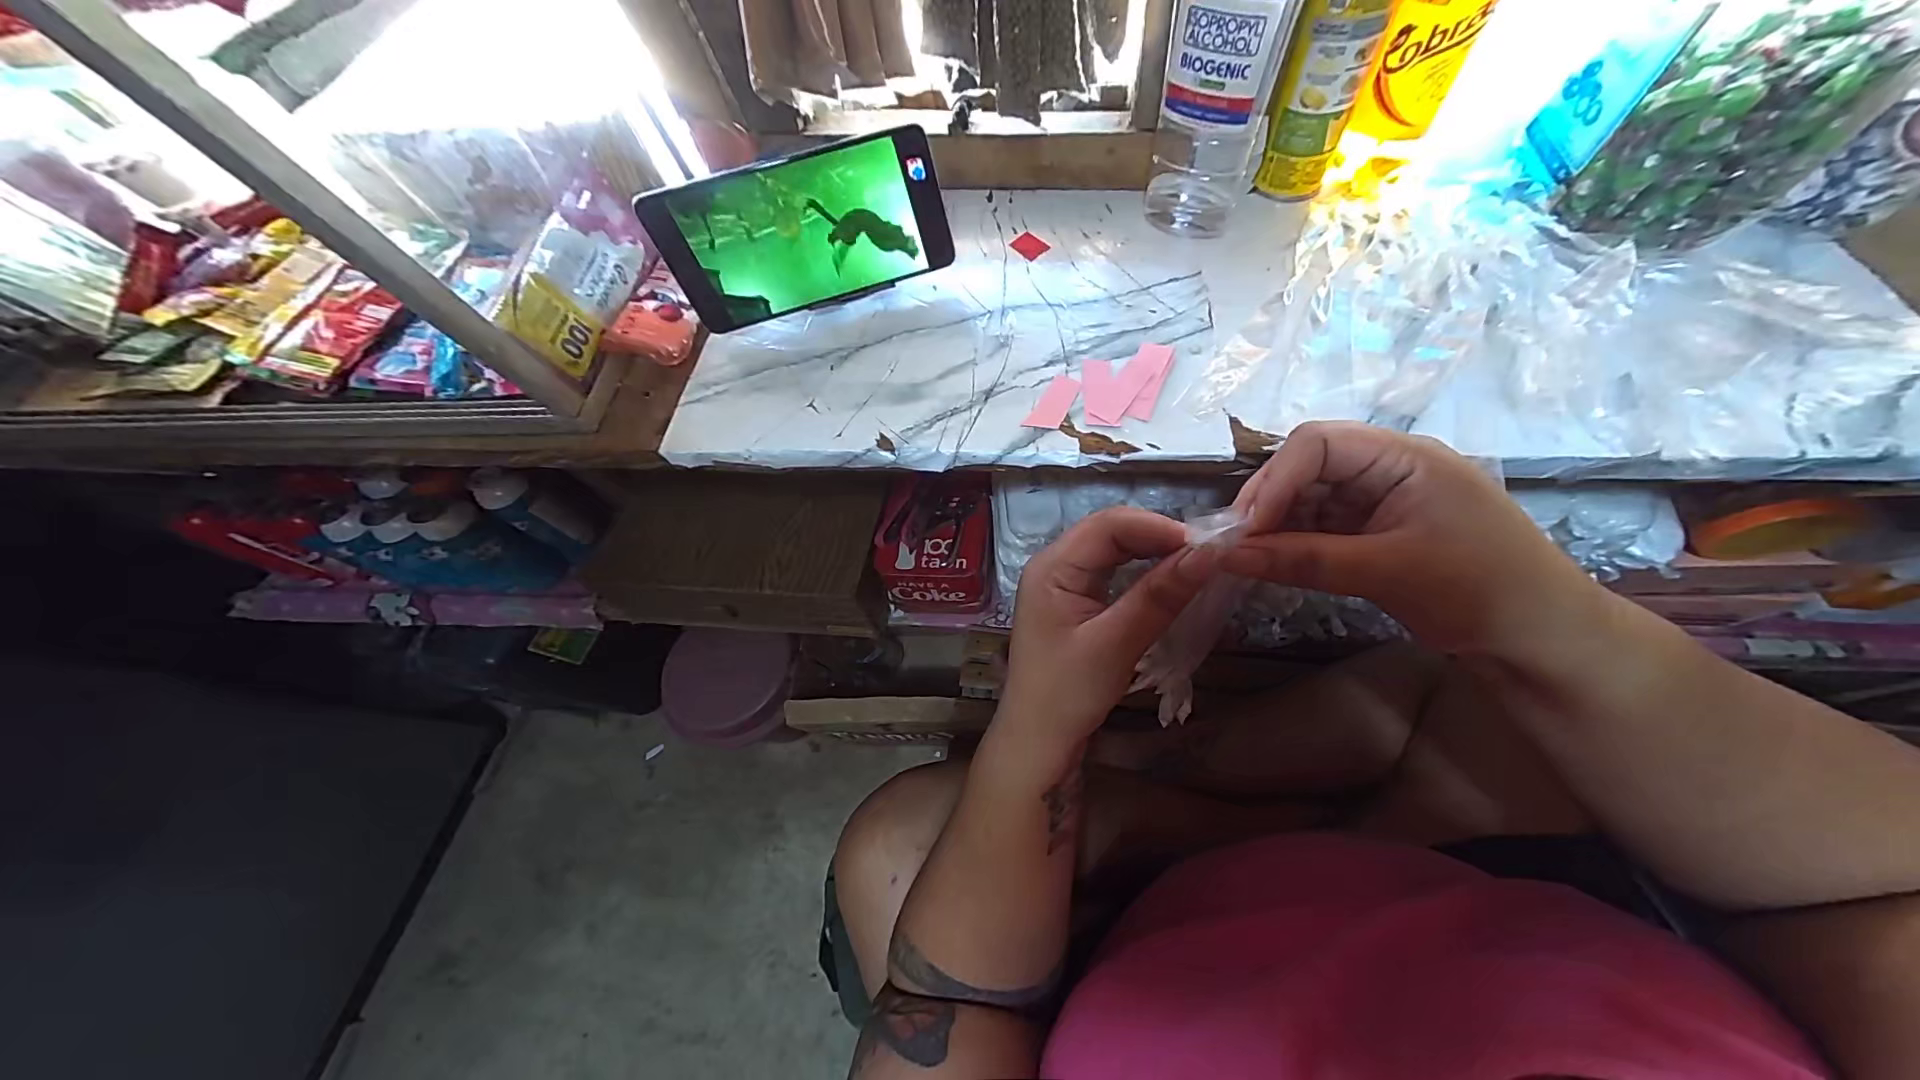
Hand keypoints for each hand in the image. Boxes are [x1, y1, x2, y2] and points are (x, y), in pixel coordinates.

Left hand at [1001, 507, 1213, 748]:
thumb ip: (1159, 596)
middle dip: (1159, 537)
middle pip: (1111, 533)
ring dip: (1154, 554)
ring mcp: (1063, 585)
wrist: (1037, 743)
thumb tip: (1209, 553)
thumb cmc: (1067, 695)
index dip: (1159, 527)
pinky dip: (1143, 574)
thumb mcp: (1115, 643)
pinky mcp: (1076, 604)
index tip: (1207, 545)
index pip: (1109, 524)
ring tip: (1196, 564)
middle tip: (1208, 554)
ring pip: (1115, 552)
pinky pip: (1113, 575)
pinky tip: (1169, 582)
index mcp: (1052, 566)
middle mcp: (1054, 565)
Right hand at [1223, 422, 1597, 656]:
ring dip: (1274, 525)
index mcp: (1404, 457)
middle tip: (1233, 544)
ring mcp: (1379, 498)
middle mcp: (1387, 467)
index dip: (1274, 480)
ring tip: (1244, 556)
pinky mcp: (1373, 529)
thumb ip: (1301, 560)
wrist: (1542, 640)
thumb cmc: (1479, 590)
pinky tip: (1269, 562)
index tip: (1244, 528)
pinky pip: (1318, 525)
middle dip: (1267, 502)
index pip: (1319, 444)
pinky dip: (1291, 543)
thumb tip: (1226, 556)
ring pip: (1307, 498)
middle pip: (1306, 467)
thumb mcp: (1385, 572)